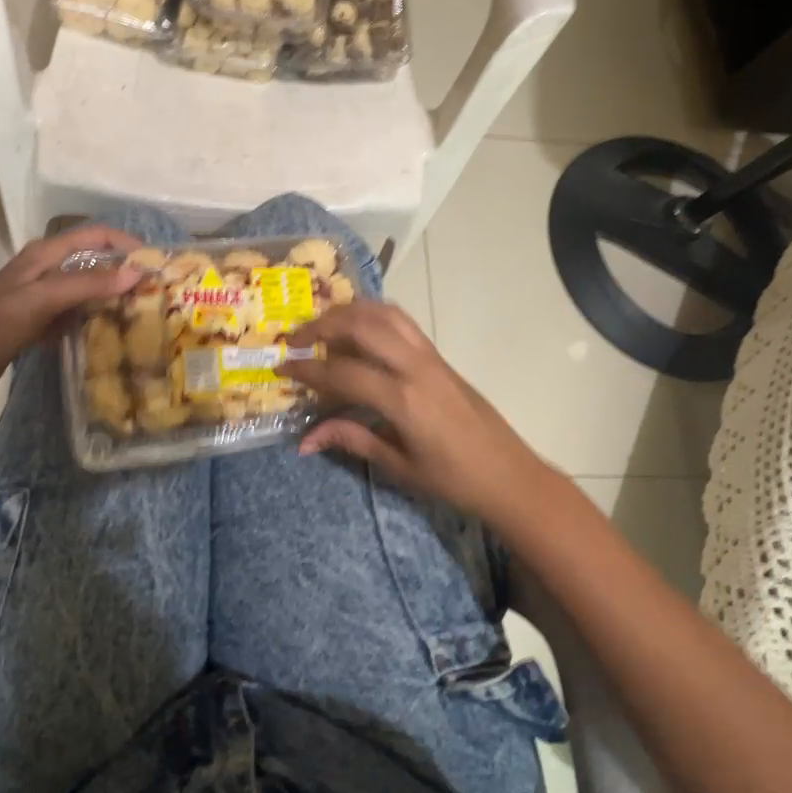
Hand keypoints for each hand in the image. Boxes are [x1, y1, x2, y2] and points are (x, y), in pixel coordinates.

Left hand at [0, 225, 143, 396]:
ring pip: (85, 288)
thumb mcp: (43, 299)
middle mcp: (44, 268)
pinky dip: (92, 317)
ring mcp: (41, 295)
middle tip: (153, 290)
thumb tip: (135, 273)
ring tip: (140, 311)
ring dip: (110, 296)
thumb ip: (88, 284)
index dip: (125, 243)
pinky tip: (108, 332)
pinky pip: (74, 312)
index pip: (94, 236)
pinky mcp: (38, 319)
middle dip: (122, 271)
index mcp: (44, 254)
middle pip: (92, 261)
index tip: (155, 262)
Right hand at [281, 301, 554, 519]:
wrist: (509, 475)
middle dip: (323, 326)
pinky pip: (401, 322)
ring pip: (384, 314)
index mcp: (403, 400)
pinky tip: (357, 328)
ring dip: (349, 312)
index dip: (308, 370)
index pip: (343, 373)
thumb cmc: (453, 480)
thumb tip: (305, 440)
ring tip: (322, 325)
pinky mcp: (439, 356)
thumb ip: (351, 441)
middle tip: (296, 339)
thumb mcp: (398, 466)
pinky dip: (373, 315)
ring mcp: (430, 357)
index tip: (282, 369)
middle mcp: (416, 368)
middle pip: (362, 326)